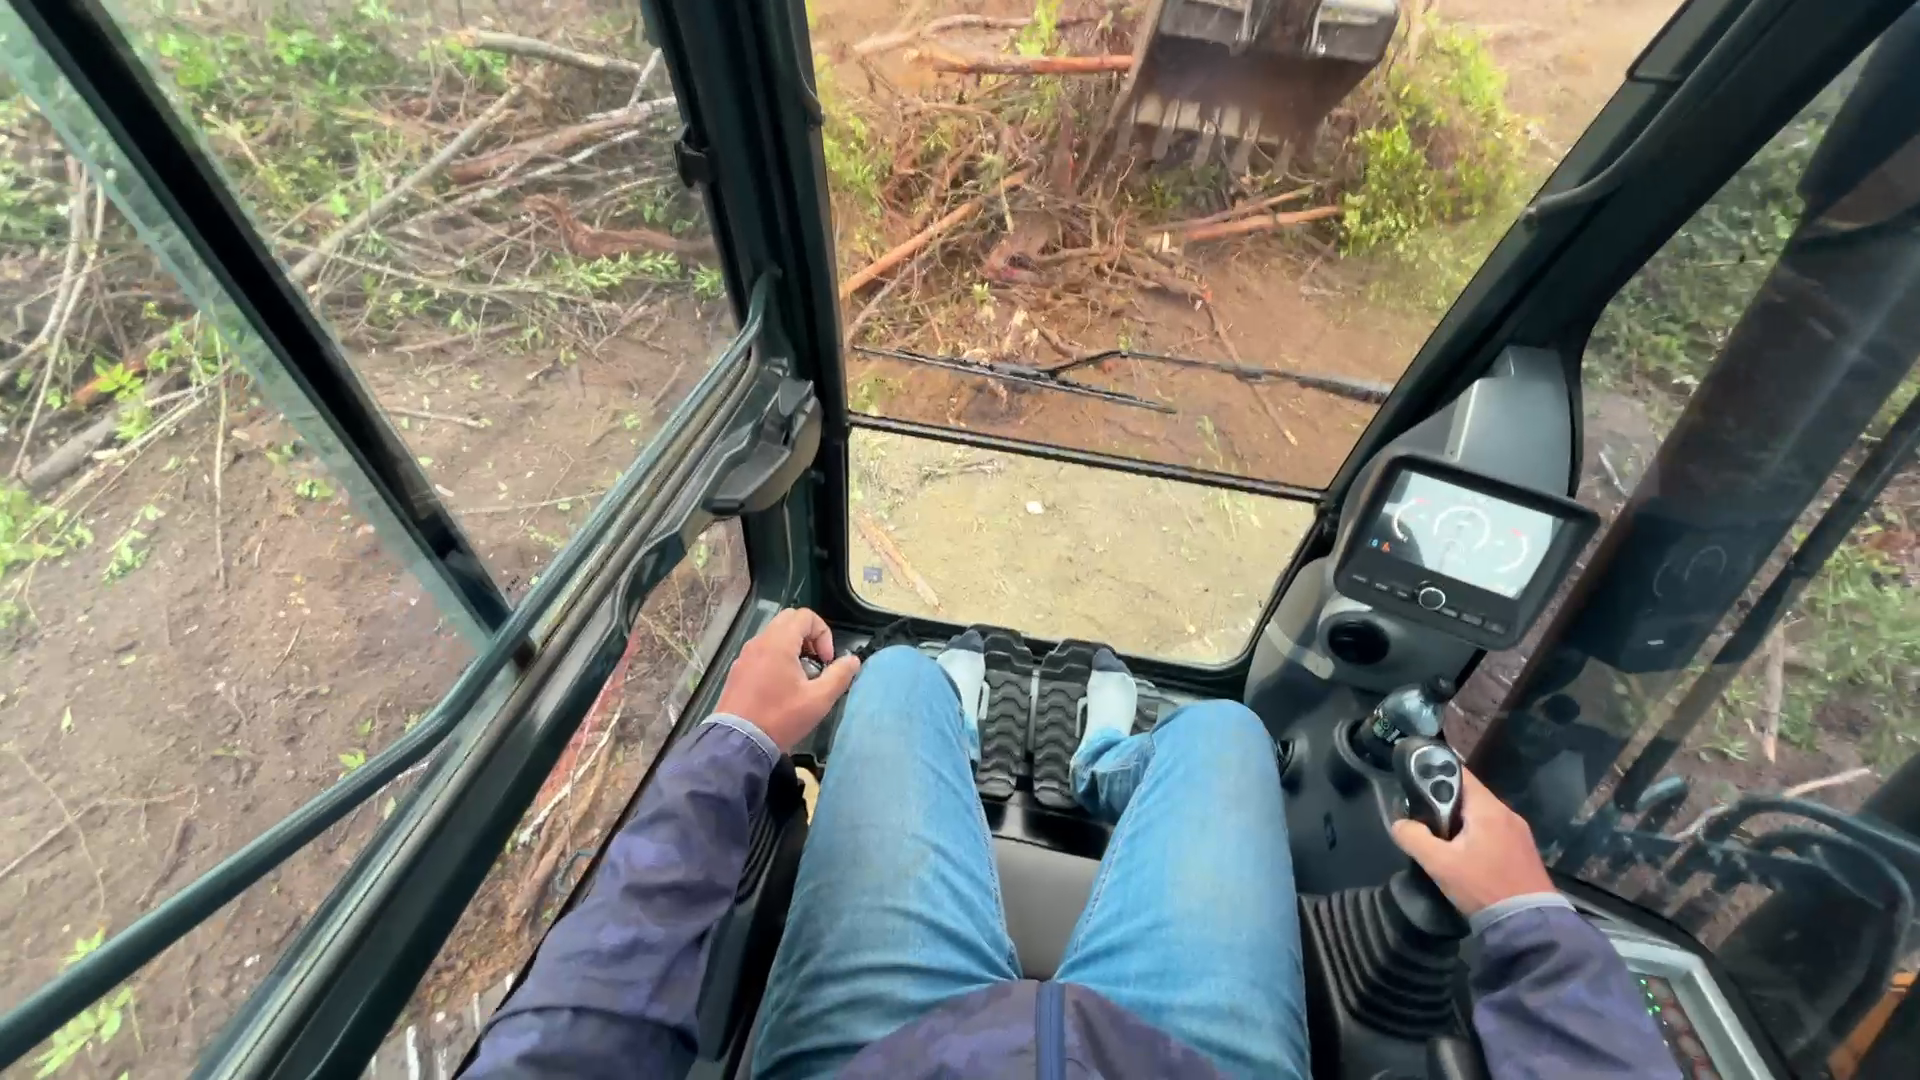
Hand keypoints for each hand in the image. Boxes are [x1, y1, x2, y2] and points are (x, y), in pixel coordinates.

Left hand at [714, 608, 860, 750]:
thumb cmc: (781, 718)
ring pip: (774, 635)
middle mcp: (759, 642)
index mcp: (778, 643)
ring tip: (801, 676)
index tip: (826, 660)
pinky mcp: (738, 670)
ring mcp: (745, 656)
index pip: (805, 616)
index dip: (823, 633)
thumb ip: (839, 675)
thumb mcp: (818, 699)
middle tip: (816, 662)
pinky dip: (777, 657)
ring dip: (793, 647)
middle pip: (788, 620)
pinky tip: (782, 686)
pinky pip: (762, 651)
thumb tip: (853, 660)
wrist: (738, 742)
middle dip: (809, 636)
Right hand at [1390, 766, 1552, 915]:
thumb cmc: (1483, 887)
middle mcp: (1508, 815)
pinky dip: (1473, 833)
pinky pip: (1492, 830)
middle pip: (1468, 794)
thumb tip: (1400, 823)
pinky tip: (1462, 852)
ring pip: (1480, 814)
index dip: (1434, 771)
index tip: (1412, 779)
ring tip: (1438, 835)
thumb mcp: (1438, 863)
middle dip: (1442, 800)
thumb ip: (1413, 837)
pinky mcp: (1523, 851)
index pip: (1459, 773)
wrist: (1531, 928)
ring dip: (1458, 819)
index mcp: (1489, 809)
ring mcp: (1519, 834)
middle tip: (1420, 813)